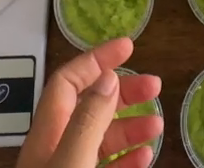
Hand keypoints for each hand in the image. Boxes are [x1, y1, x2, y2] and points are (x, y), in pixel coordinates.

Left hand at [15, 38, 163, 167]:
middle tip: (154, 86)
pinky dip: (127, 158)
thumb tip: (108, 77)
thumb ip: (88, 121)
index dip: (97, 59)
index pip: (68, 80)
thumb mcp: (70, 163)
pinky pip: (107, 166)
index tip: (128, 47)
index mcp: (45, 134)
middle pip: (91, 105)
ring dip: (131, 127)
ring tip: (157, 124)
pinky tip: (145, 155)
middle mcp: (55, 148)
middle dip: (123, 92)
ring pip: (102, 138)